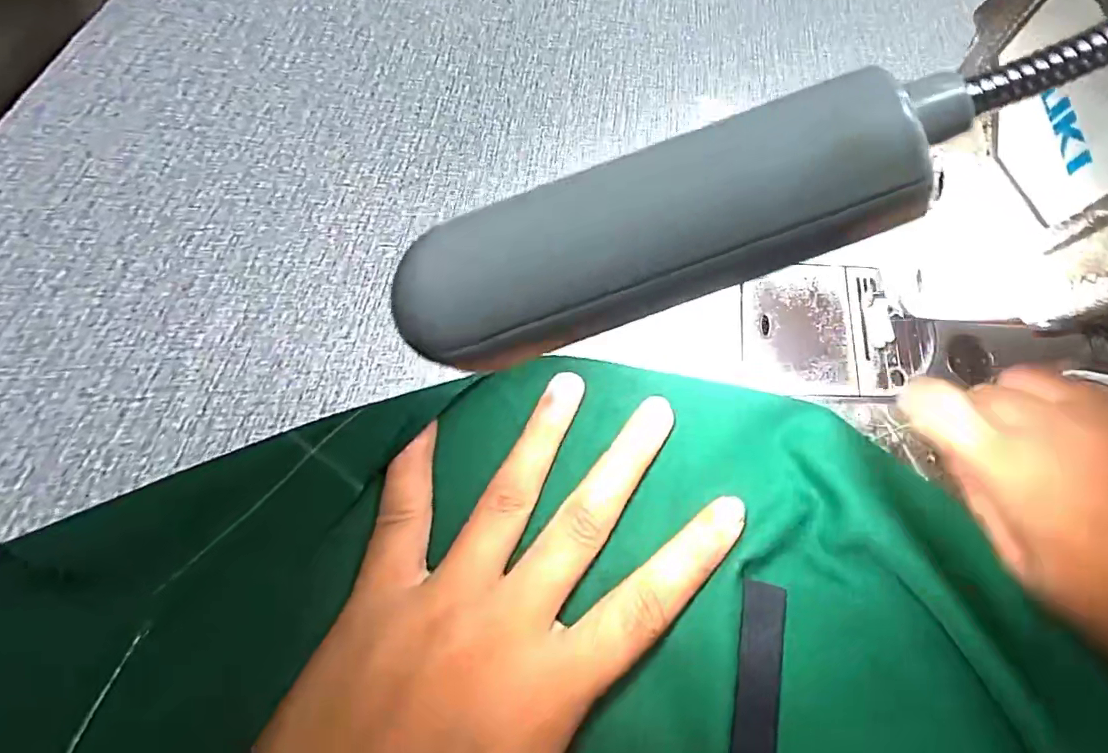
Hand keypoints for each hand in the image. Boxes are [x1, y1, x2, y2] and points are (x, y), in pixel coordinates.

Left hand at [258, 373, 745, 752]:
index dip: (691, 556)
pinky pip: (402, 520)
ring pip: (505, 499)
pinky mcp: (378, 597)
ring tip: (567, 388)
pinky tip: (425, 427)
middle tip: (654, 412)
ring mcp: (441, 598)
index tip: (729, 509)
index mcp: (547, 681)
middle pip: (581, 526)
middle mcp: (504, 622)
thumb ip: (580, 718)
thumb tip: (626, 694)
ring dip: (541, 438)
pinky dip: (414, 471)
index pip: (642, 607)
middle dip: (624, 464)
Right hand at [899, 367, 1107, 649]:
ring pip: (1023, 378)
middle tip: (991, 460)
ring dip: (1015, 406)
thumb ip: (982, 504)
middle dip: (972, 416)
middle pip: (980, 389)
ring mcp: (1093, 403)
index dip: (919, 406)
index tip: (922, 422)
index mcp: (1010, 461)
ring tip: (1036, 449)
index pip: (936, 400)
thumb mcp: (1030, 572)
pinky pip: (1070, 386)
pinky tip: (1081, 445)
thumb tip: (957, 461)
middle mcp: (1046, 416)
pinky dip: (1058, 404)